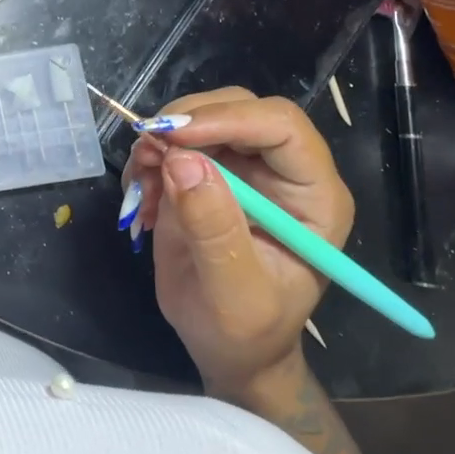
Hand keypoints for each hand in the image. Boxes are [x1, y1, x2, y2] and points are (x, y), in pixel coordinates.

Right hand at [122, 89, 355, 393]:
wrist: (226, 346)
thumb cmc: (245, 330)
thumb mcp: (234, 293)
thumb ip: (215, 231)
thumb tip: (183, 161)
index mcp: (313, 196)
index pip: (281, 127)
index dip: (228, 119)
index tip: (173, 136)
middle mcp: (282, 171)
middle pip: (239, 107)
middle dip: (187, 122)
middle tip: (146, 151)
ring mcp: (244, 168)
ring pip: (201, 117)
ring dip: (161, 140)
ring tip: (140, 184)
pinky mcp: (207, 172)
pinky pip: (174, 140)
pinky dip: (148, 156)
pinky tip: (141, 194)